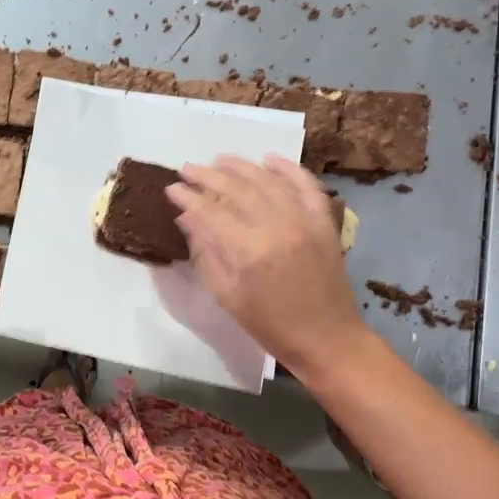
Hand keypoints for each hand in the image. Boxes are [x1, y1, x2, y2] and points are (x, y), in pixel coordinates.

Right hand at [164, 154, 370, 376]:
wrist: (327, 338)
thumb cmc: (269, 324)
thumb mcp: (226, 295)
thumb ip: (206, 253)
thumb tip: (187, 219)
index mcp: (248, 251)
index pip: (210, 212)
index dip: (188, 197)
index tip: (171, 188)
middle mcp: (277, 227)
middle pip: (236, 190)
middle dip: (207, 176)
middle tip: (187, 169)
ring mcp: (304, 221)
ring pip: (268, 181)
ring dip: (241, 167)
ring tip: (219, 160)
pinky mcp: (323, 222)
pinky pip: (306, 186)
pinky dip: (288, 169)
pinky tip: (269, 159)